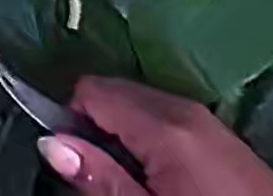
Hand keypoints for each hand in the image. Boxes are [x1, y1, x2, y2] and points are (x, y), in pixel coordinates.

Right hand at [36, 77, 272, 195]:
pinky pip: (168, 116)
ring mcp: (206, 118)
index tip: (76, 160)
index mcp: (164, 124)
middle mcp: (183, 106)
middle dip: (99, 125)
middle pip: (115, 91)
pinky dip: (151, 136)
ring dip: (125, 132)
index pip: (92, 89)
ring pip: (140, 103)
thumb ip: (101, 179)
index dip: (73, 119)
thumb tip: (50, 143)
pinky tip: (164, 178)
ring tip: (136, 181)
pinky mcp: (223, 134)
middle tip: (105, 176)